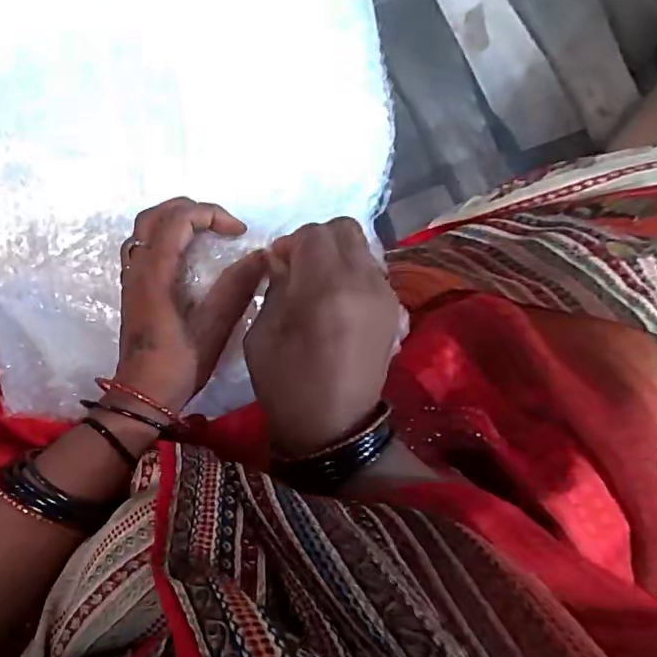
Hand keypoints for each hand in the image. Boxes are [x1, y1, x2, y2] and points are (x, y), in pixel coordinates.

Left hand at [112, 197, 268, 411]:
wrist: (141, 396)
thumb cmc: (177, 367)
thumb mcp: (213, 329)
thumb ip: (236, 288)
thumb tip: (260, 256)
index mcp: (154, 274)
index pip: (177, 219)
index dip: (211, 215)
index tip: (238, 233)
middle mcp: (136, 270)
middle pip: (154, 215)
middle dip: (190, 210)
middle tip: (221, 224)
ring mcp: (130, 281)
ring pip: (144, 230)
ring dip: (173, 221)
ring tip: (204, 232)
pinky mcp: (132, 293)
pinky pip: (142, 249)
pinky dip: (163, 239)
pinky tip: (186, 256)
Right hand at [244, 218, 406, 454]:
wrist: (334, 427)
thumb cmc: (286, 386)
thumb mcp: (261, 337)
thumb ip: (274, 289)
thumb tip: (281, 262)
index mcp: (326, 288)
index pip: (312, 234)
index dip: (288, 244)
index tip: (275, 265)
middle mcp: (364, 282)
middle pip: (344, 229)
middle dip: (316, 241)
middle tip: (296, 268)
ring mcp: (385, 295)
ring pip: (363, 248)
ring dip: (336, 257)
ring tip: (316, 287)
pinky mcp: (395, 309)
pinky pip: (372, 272)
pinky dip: (352, 275)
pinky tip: (335, 304)